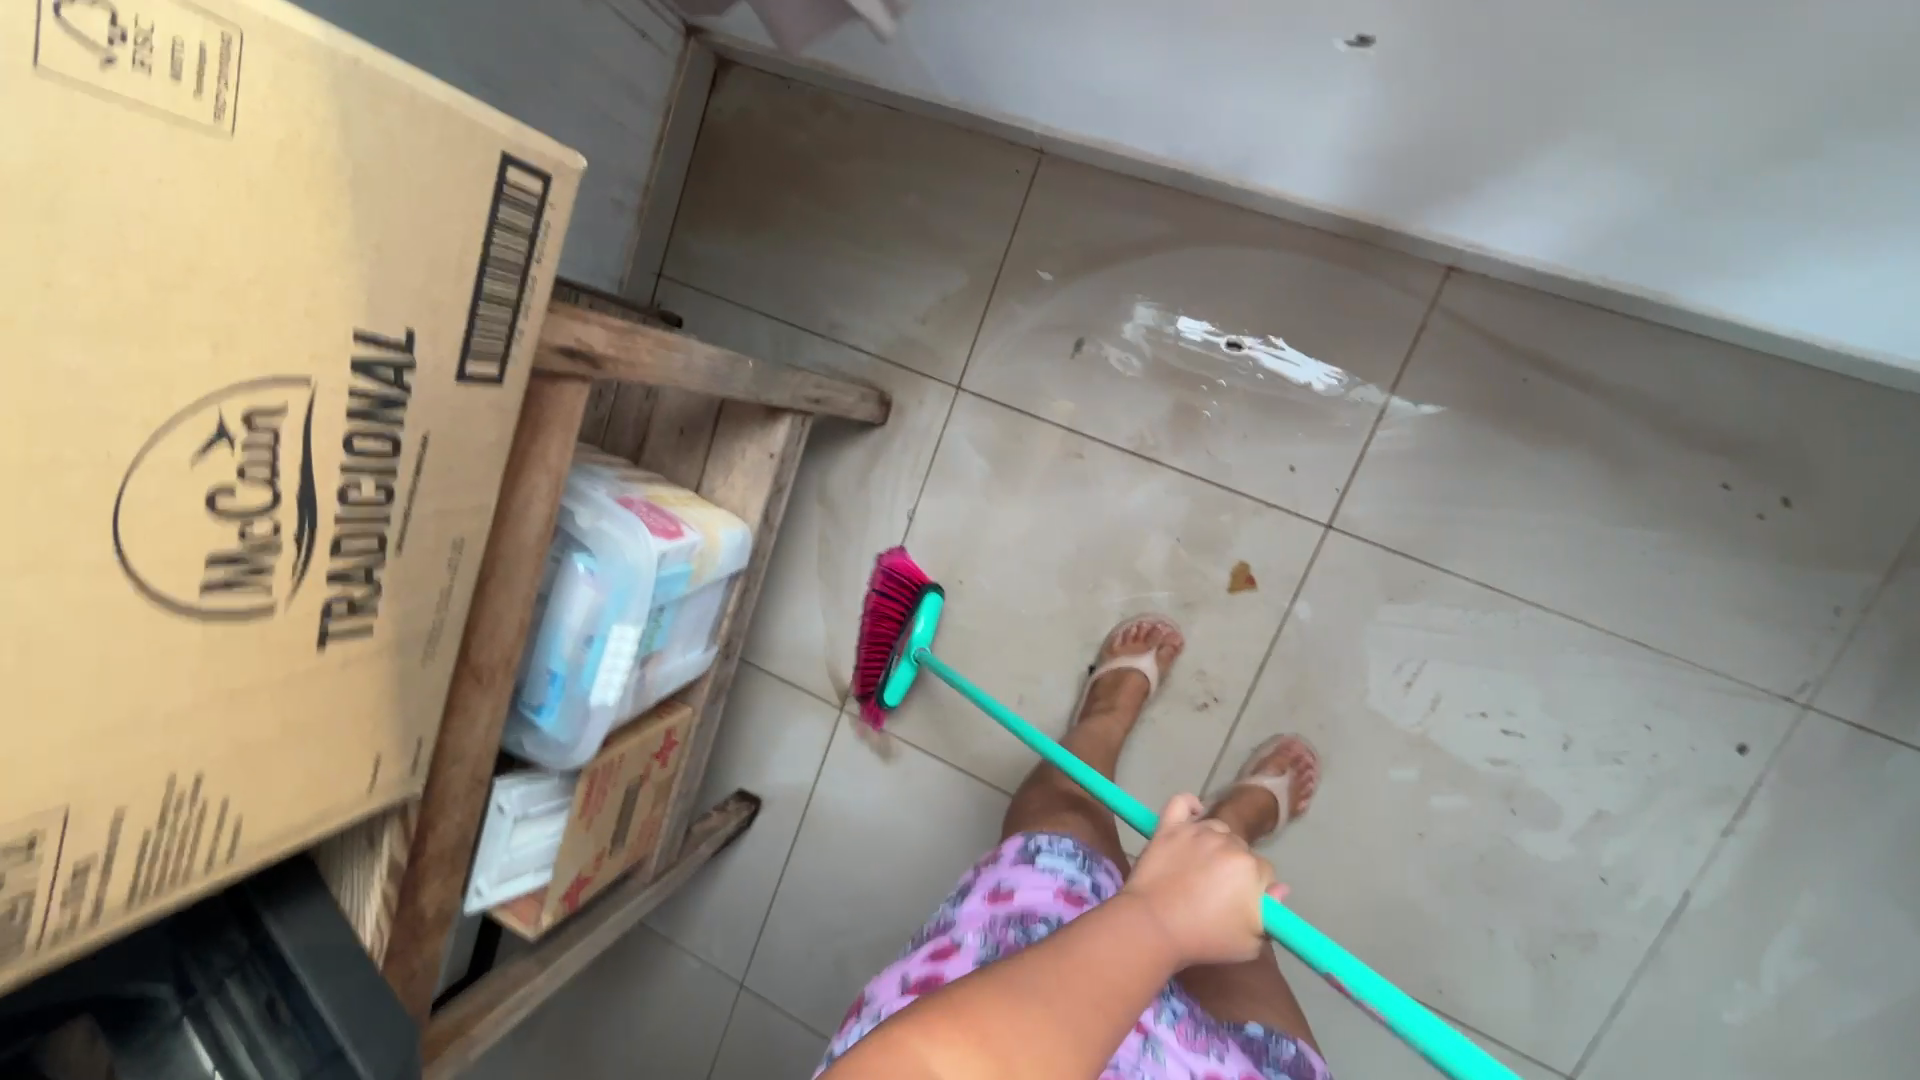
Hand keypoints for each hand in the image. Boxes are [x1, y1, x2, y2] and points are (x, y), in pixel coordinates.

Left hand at [1119, 794, 1284, 966]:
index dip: (1253, 889)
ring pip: (1216, 828)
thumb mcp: (1250, 942)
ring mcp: (1196, 831)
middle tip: (1216, 890)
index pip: (1264, 871)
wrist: (1154, 925)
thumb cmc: (1205, 938)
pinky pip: (1182, 803)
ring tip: (1200, 866)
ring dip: (1214, 843)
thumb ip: (1271, 914)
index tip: (1239, 904)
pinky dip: (1189, 806)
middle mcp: (1226, 842)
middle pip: (1240, 849)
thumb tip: (1280, 890)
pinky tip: (1193, 815)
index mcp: (1250, 867)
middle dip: (1233, 868)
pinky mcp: (1169, 827)